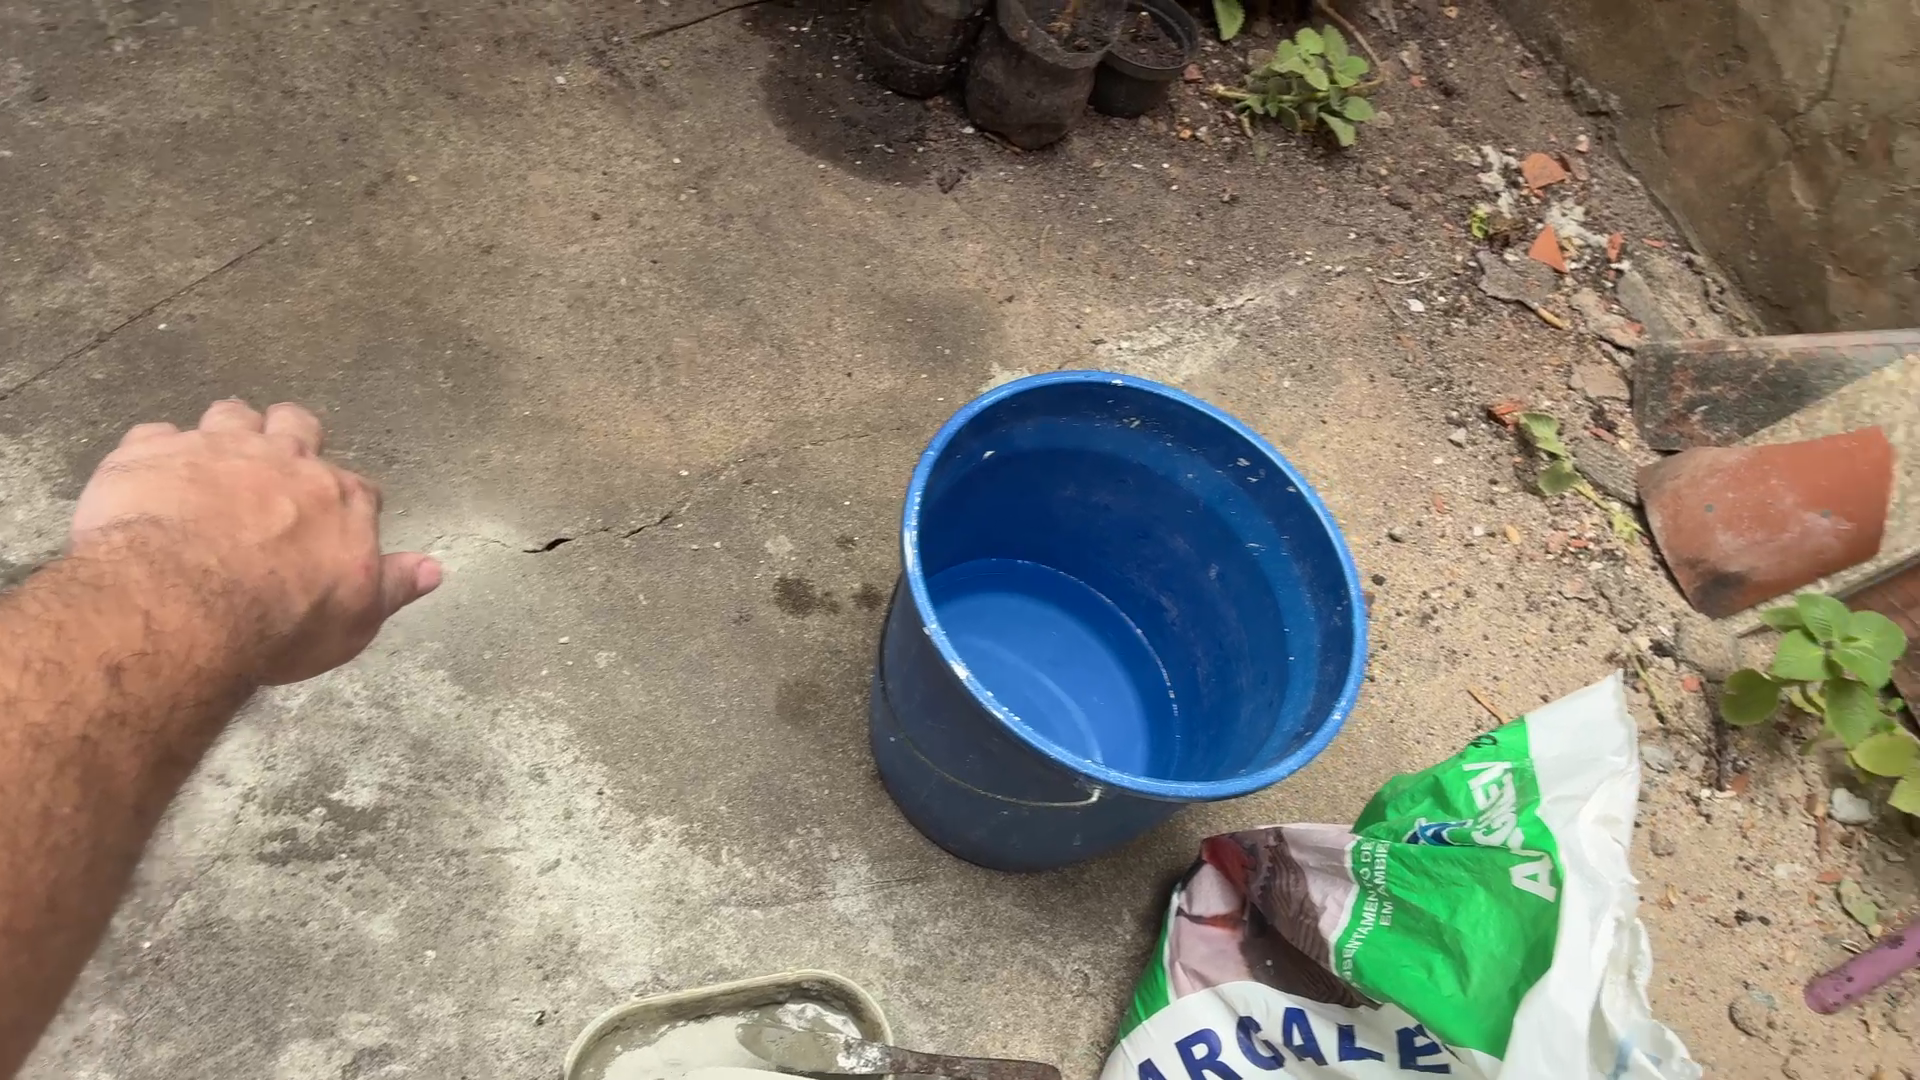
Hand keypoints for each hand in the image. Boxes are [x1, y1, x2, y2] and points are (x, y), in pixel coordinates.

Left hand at [68, 400, 440, 685]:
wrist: (184, 606)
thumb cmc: (285, 619)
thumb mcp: (360, 616)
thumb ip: (395, 585)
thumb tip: (434, 569)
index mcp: (346, 500)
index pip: (359, 487)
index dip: (345, 502)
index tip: (333, 521)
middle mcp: (292, 463)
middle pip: (298, 425)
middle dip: (291, 436)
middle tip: (275, 465)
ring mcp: (220, 452)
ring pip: (232, 414)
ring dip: (227, 432)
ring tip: (212, 462)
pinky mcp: (151, 453)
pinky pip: (156, 434)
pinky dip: (158, 452)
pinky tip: (151, 479)